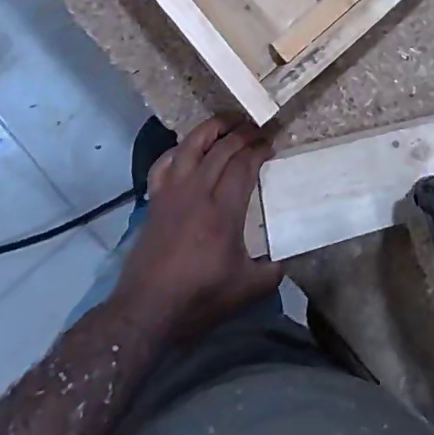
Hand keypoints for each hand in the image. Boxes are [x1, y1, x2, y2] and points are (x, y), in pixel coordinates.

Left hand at [103, 116, 282, 342]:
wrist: (145, 313)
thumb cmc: (198, 298)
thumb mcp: (248, 288)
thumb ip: (274, 269)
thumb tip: (287, 257)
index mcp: (224, 210)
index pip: (244, 165)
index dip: (259, 149)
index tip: (271, 144)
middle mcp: (198, 193)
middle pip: (222, 149)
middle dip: (243, 134)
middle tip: (258, 129)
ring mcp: (172, 194)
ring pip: (191, 147)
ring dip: (211, 130)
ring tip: (228, 121)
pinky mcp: (155, 202)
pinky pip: (164, 164)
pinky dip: (178, 150)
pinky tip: (188, 149)